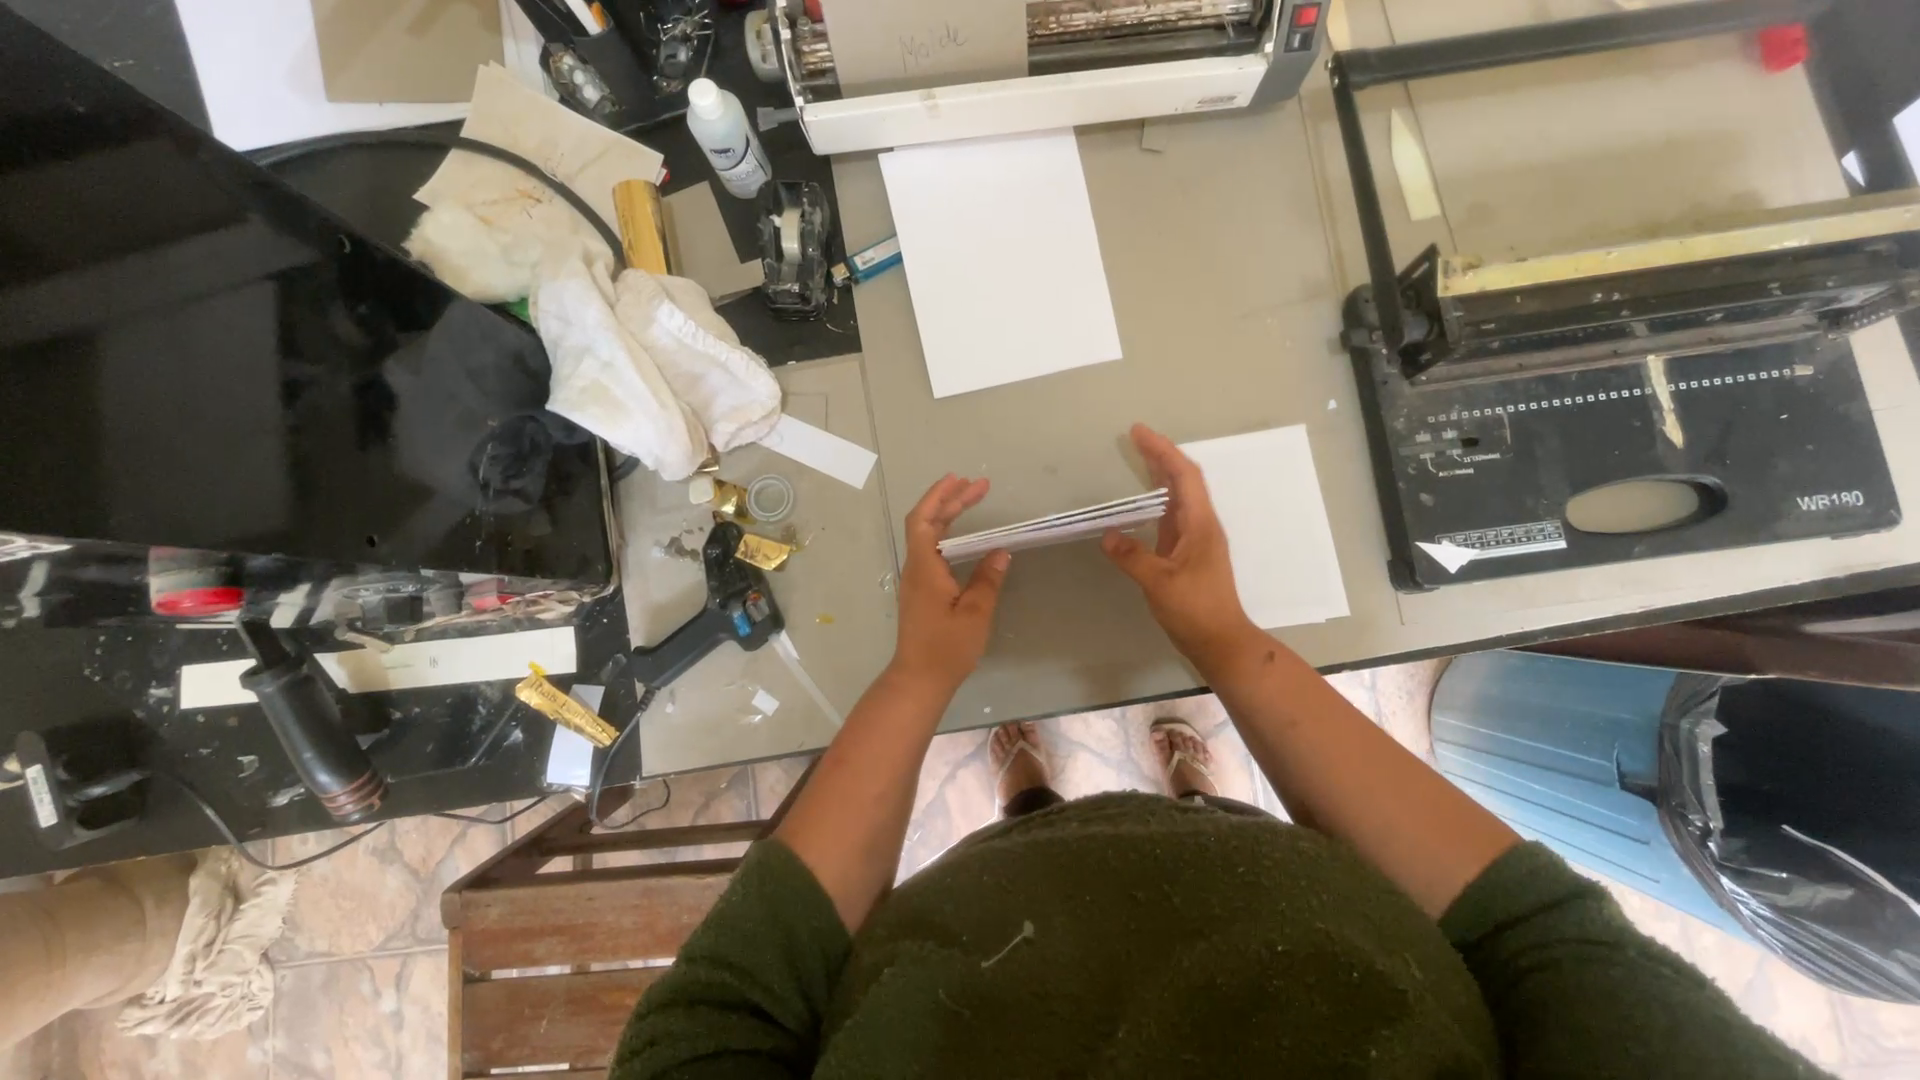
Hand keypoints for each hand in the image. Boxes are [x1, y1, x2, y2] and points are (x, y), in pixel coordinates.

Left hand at [891, 474, 1012, 690]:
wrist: (919, 679)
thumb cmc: (946, 648)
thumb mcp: (975, 613)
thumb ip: (987, 579)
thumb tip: (1000, 552)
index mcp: (924, 567)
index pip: (924, 519)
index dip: (939, 495)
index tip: (961, 480)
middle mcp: (916, 568)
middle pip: (928, 523)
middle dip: (951, 500)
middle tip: (979, 485)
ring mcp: (917, 581)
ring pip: (930, 537)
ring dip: (949, 516)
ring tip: (972, 500)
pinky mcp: (921, 593)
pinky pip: (933, 552)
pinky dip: (949, 536)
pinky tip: (965, 538)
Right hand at [1102, 424, 1258, 664]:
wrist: (1220, 642)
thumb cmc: (1195, 610)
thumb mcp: (1158, 582)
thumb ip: (1132, 556)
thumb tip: (1108, 535)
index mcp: (1200, 524)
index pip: (1183, 476)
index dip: (1162, 450)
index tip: (1138, 432)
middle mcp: (1201, 526)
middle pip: (1183, 481)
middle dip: (1160, 456)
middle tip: (1134, 438)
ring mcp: (1197, 541)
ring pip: (1179, 498)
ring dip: (1160, 476)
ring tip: (1137, 460)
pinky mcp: (1189, 555)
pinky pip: (1172, 517)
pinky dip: (1156, 502)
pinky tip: (1141, 506)